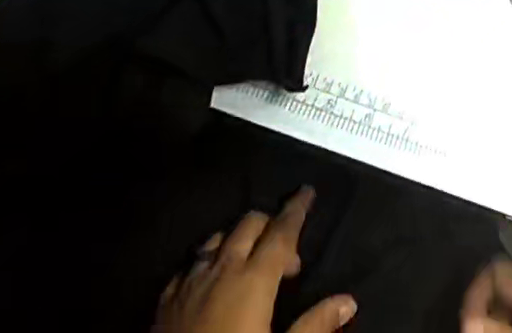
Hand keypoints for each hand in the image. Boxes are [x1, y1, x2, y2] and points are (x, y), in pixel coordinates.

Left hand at [153, 186, 355, 332]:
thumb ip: (314, 325)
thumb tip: (348, 301)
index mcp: (254, 278)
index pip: (282, 231)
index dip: (297, 209)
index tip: (307, 191)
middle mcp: (222, 271)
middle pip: (249, 225)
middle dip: (269, 223)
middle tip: (285, 245)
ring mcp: (189, 285)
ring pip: (216, 239)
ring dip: (237, 238)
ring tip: (249, 255)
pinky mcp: (164, 304)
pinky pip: (188, 266)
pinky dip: (206, 261)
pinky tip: (210, 276)